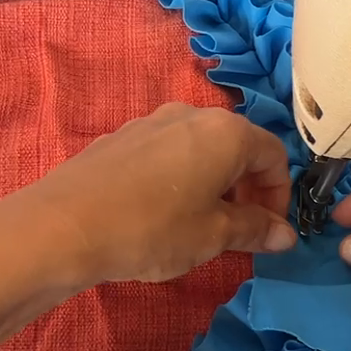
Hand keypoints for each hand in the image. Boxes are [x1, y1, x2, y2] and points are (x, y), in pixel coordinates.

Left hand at [8, 103, 296, 286]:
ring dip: (213, 184)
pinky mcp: (120, 138)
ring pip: (199, 150)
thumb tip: (286, 235)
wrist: (65, 225)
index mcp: (226, 132)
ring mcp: (150, 122)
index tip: (269, 232)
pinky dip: (178, 179)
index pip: (274, 155)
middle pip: (237, 147)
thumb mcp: (212, 236)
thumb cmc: (153, 228)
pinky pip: (166, 154)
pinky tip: (159, 214)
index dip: (280, 196)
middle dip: (247, 189)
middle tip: (239, 232)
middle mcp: (190, 115)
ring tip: (199, 226)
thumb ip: (255, 229)